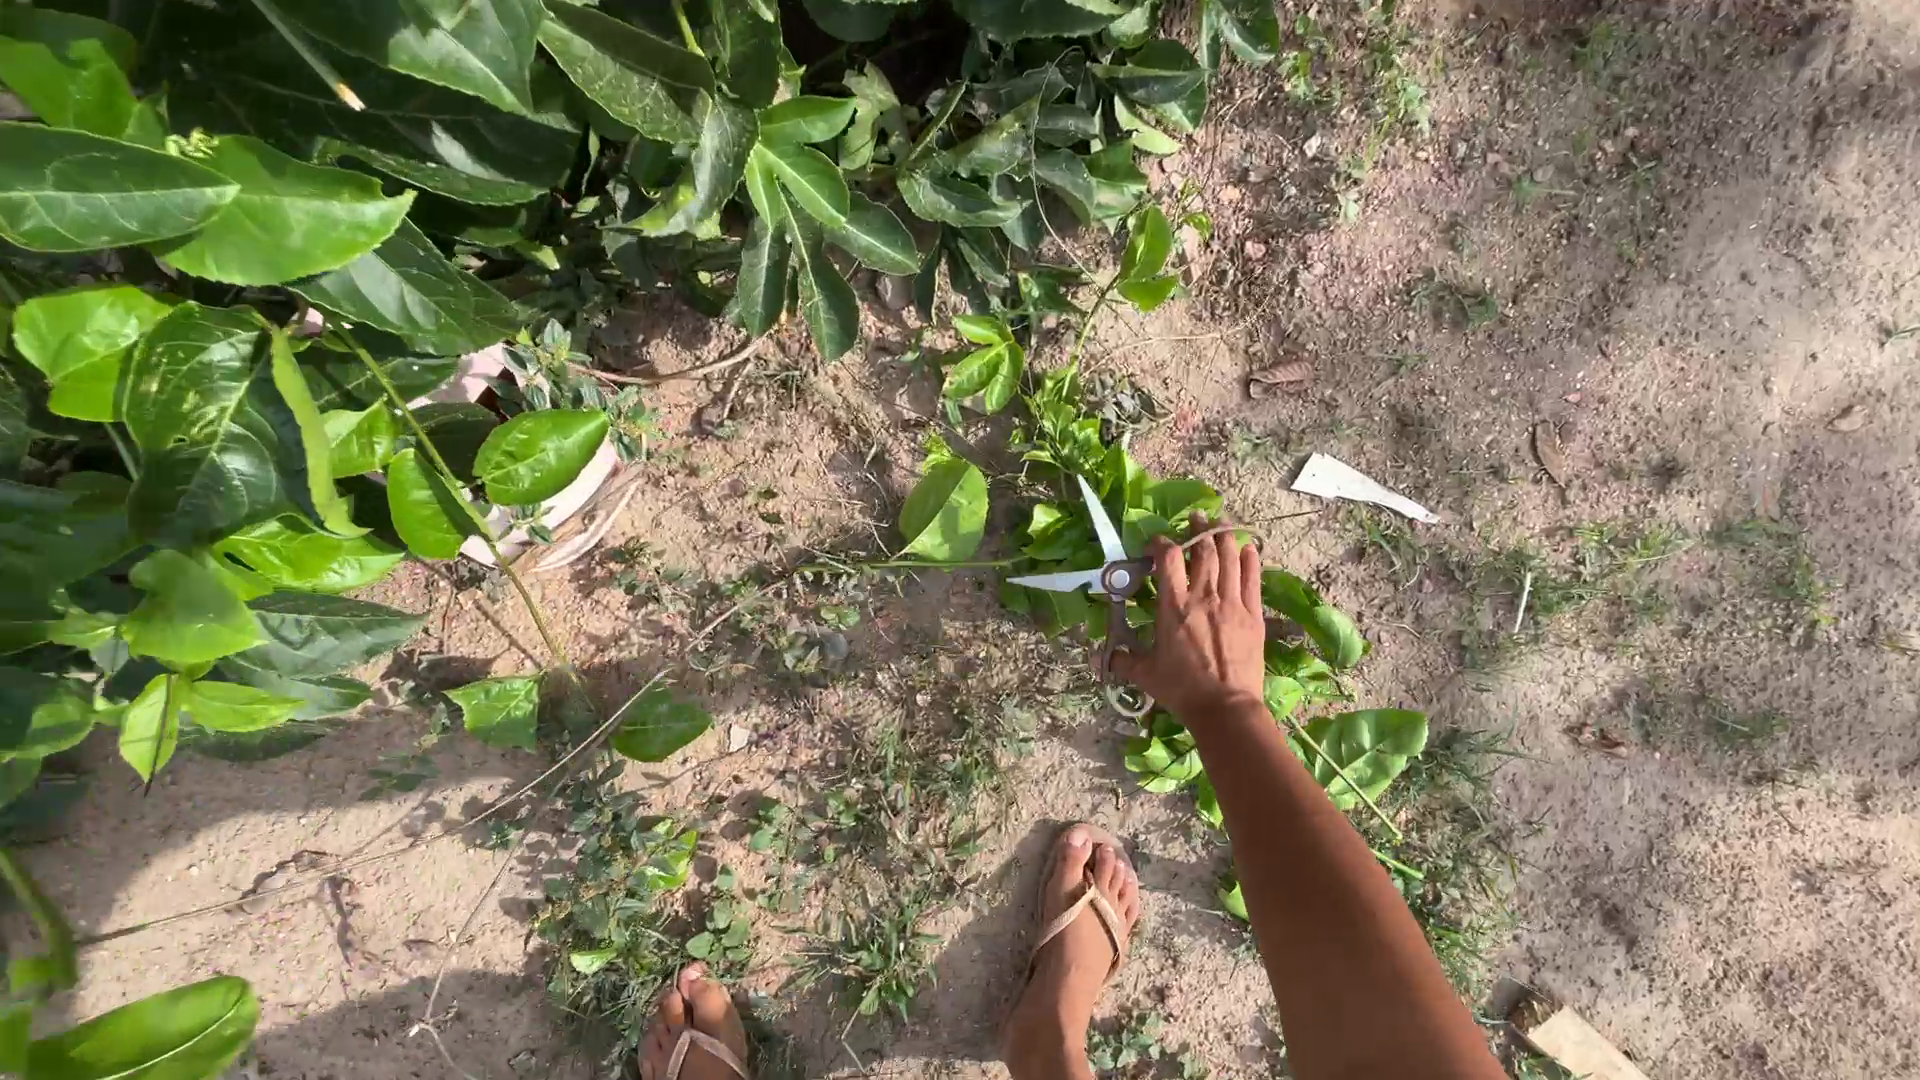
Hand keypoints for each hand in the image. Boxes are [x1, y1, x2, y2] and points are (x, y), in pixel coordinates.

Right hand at [1111, 513, 1267, 720]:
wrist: (1225, 708)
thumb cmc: (1181, 689)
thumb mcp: (1145, 674)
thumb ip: (1123, 660)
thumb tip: (1102, 657)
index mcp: (1173, 606)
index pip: (1168, 558)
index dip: (1162, 543)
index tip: (1158, 542)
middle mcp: (1203, 596)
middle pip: (1203, 549)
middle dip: (1199, 529)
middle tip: (1196, 518)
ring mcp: (1232, 603)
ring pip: (1230, 557)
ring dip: (1225, 535)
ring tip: (1221, 522)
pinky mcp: (1253, 615)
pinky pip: (1253, 578)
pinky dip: (1250, 559)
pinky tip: (1248, 548)